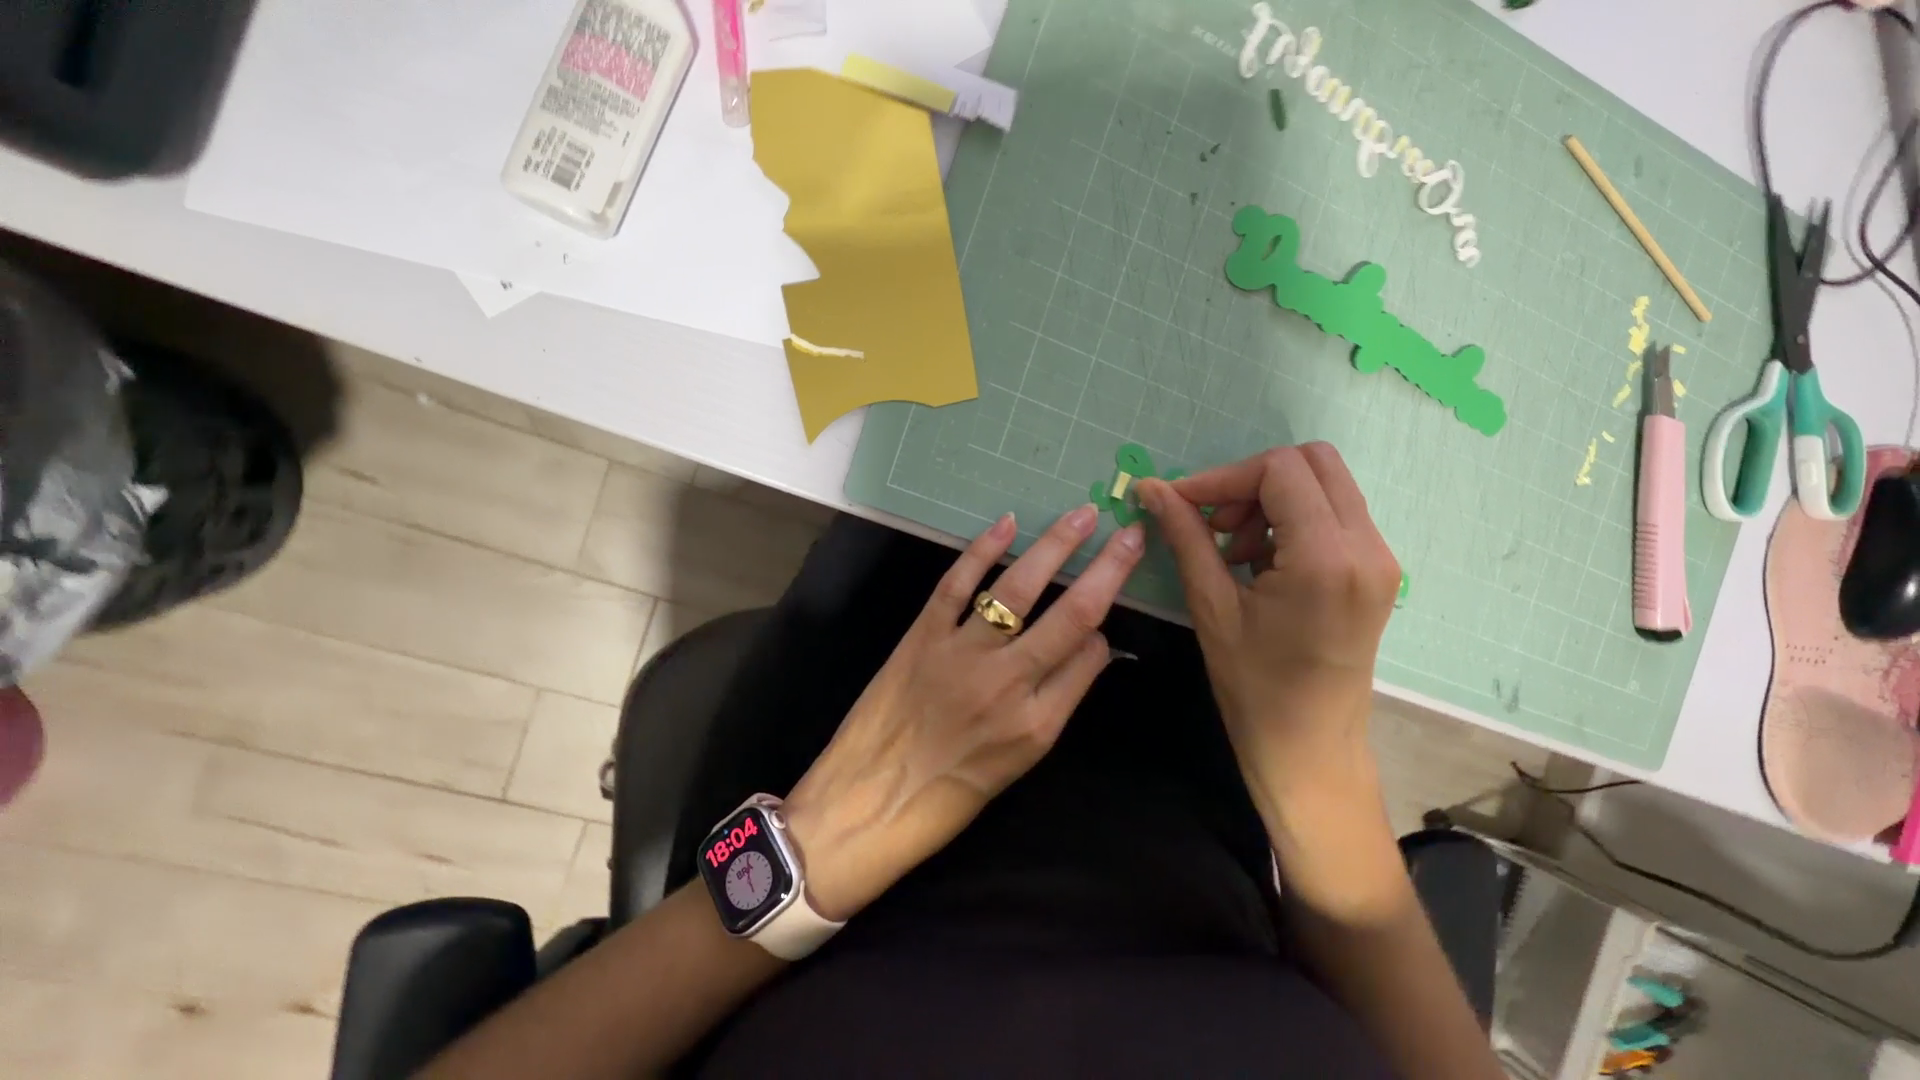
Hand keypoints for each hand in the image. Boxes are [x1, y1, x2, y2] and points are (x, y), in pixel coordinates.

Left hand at [784, 506, 1145, 921]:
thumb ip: (1056, 703)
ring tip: (1080, 516)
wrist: (870, 802)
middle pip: (1072, 615)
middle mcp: (1007, 682)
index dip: (1109, 618)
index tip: (1118, 583)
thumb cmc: (947, 794)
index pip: (1090, 656)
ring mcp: (962, 654)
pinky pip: (956, 586)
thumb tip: (1091, 650)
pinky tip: (1007, 525)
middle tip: (1128, 531)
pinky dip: (982, 552)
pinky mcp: (922, 637)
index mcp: (1037, 723)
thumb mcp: (1018, 763)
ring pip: (1018, 589)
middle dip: (1107, 569)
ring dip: (1054, 547)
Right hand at [1135, 443, 1399, 825]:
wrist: (1310, 748)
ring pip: (1327, 485)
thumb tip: (1152, 489)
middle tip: (1216, 524)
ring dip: (1273, 500)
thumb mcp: (1213, 607)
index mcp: (1327, 558)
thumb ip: (1186, 537)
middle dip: (1253, 481)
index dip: (1223, 477)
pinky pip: (1336, 515)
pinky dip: (1294, 520)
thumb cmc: (1254, 686)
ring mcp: (1380, 558)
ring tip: (1234, 550)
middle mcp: (1368, 547)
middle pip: (1313, 462)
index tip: (1182, 503)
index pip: (1279, 471)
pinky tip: (1261, 562)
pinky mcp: (1378, 571)